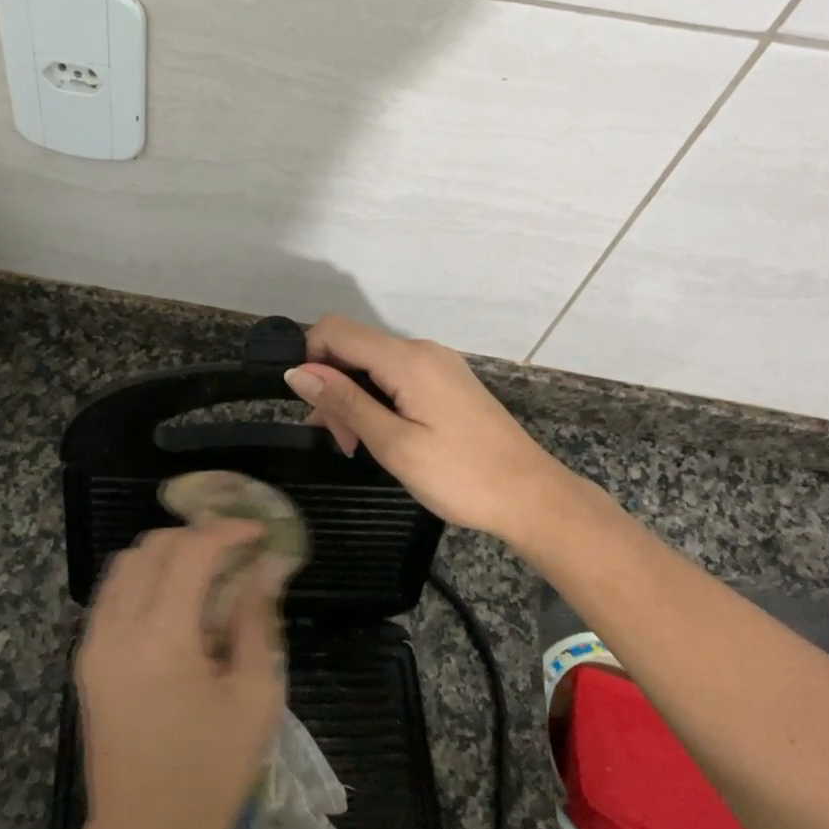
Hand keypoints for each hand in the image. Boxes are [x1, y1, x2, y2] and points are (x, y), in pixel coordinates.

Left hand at [74, 521, 284, 828]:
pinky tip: (175, 603)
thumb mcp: (255, 698)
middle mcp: (115, 629)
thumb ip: (258, 621)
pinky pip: (112, 595)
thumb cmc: (210, 772)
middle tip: (235, 550)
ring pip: (124, 564)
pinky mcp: (85, 659)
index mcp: (160, 640)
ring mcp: (92, 643)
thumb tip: (266, 566)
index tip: (259, 531)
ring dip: (166, 554)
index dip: (227, 531)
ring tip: (207, 572)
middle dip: (196, 537)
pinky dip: (144, 580)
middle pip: (151, 547)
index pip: (190, 553)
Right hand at [284, 314, 577, 536]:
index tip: (314, 408)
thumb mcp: (394, 444)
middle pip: (353, 348)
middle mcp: (422, 350)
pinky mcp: (447, 382)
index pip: (335, 330)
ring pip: (373, 366)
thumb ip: (345, 402)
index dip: (310, 359)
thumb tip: (297, 372)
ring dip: (354, 399)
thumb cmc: (461, 476)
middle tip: (341, 442)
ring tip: (359, 448)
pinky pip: (396, 377)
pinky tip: (383, 437)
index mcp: (407, 360)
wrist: (532, 497)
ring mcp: (438, 365)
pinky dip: (378, 401)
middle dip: (333, 387)